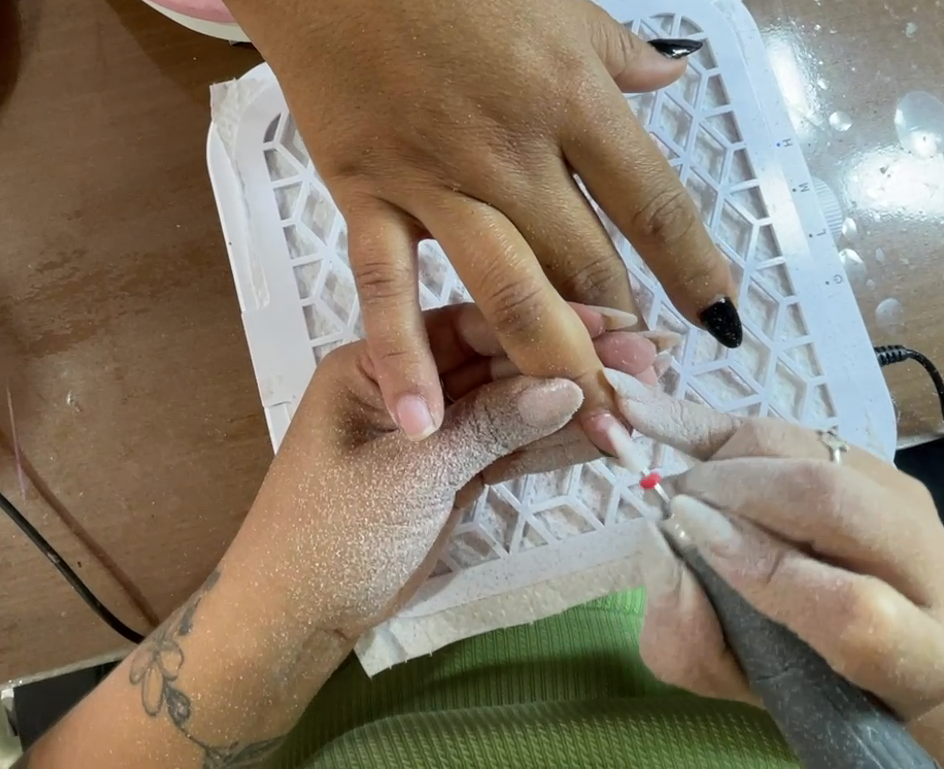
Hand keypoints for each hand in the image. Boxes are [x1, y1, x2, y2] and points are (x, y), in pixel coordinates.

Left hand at [216, 304, 664, 652]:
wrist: (295, 620)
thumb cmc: (331, 535)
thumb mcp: (410, 473)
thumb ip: (489, 424)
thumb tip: (568, 383)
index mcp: (379, 360)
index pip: (470, 326)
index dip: (539, 323)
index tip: (610, 322)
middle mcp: (410, 384)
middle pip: (500, 363)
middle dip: (569, 360)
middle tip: (648, 354)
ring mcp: (436, 429)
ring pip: (513, 406)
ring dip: (572, 403)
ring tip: (645, 391)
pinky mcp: (453, 470)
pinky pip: (510, 447)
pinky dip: (554, 444)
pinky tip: (605, 433)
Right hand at [220, 0, 740, 443]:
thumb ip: (610, 50)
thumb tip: (667, 84)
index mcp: (572, 90)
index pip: (653, 201)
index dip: (696, 269)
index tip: (724, 323)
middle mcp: (516, 149)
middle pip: (587, 261)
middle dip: (625, 333)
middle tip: (650, 394)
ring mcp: (436, 178)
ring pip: (509, 291)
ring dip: (556, 362)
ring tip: (590, 427)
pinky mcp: (364, 191)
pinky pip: (388, 286)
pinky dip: (404, 357)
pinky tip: (425, 424)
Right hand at [606, 372, 943, 719]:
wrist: (865, 632)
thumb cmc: (800, 671)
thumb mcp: (740, 684)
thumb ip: (689, 641)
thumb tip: (660, 552)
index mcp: (918, 656)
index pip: (853, 609)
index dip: (762, 567)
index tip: (691, 535)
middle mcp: (934, 571)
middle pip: (834, 502)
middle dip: (736, 491)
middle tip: (677, 503)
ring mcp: (906, 500)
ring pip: (806, 448)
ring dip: (727, 457)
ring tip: (684, 483)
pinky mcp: (864, 454)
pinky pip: (779, 425)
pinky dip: (706, 419)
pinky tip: (641, 406)